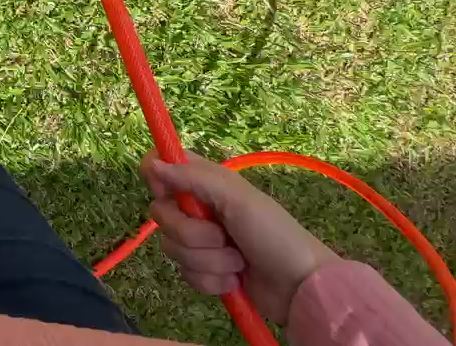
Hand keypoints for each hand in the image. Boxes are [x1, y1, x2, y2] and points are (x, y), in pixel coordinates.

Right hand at [140, 152, 342, 323]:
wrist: (304, 290)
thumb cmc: (274, 235)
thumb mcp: (237, 198)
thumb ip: (192, 177)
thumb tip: (151, 165)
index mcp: (202, 182)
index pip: (158, 166)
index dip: (155, 177)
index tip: (167, 194)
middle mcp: (196, 208)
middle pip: (160, 213)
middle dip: (191, 233)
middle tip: (222, 237)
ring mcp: (200, 241)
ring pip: (172, 246)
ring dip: (207, 260)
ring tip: (237, 263)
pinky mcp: (205, 270)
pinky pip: (186, 274)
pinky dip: (211, 280)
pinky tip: (234, 281)